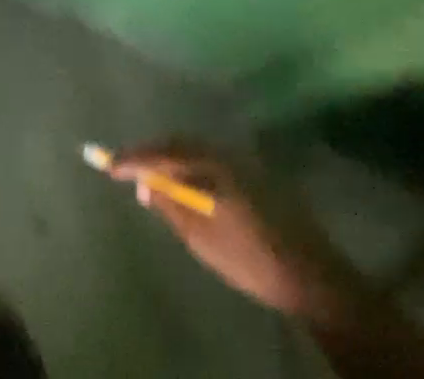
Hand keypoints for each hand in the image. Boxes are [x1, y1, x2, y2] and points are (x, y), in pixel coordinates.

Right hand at [108, 140, 365, 320]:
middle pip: (178, 144)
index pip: (161, 154)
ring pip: (196, 150)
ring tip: (153, 178)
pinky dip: (191, 165)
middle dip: (150, 154)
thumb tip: (145, 184)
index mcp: (212, 167)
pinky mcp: (258, 177)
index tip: (108, 166)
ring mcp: (247, 164)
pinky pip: (213, 160)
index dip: (131, 159)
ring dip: (170, 158)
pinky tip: (186, 184)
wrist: (315, 280)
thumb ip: (169, 205)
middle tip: (127, 169)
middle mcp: (229, 156)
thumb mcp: (200, 237)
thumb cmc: (251, 260)